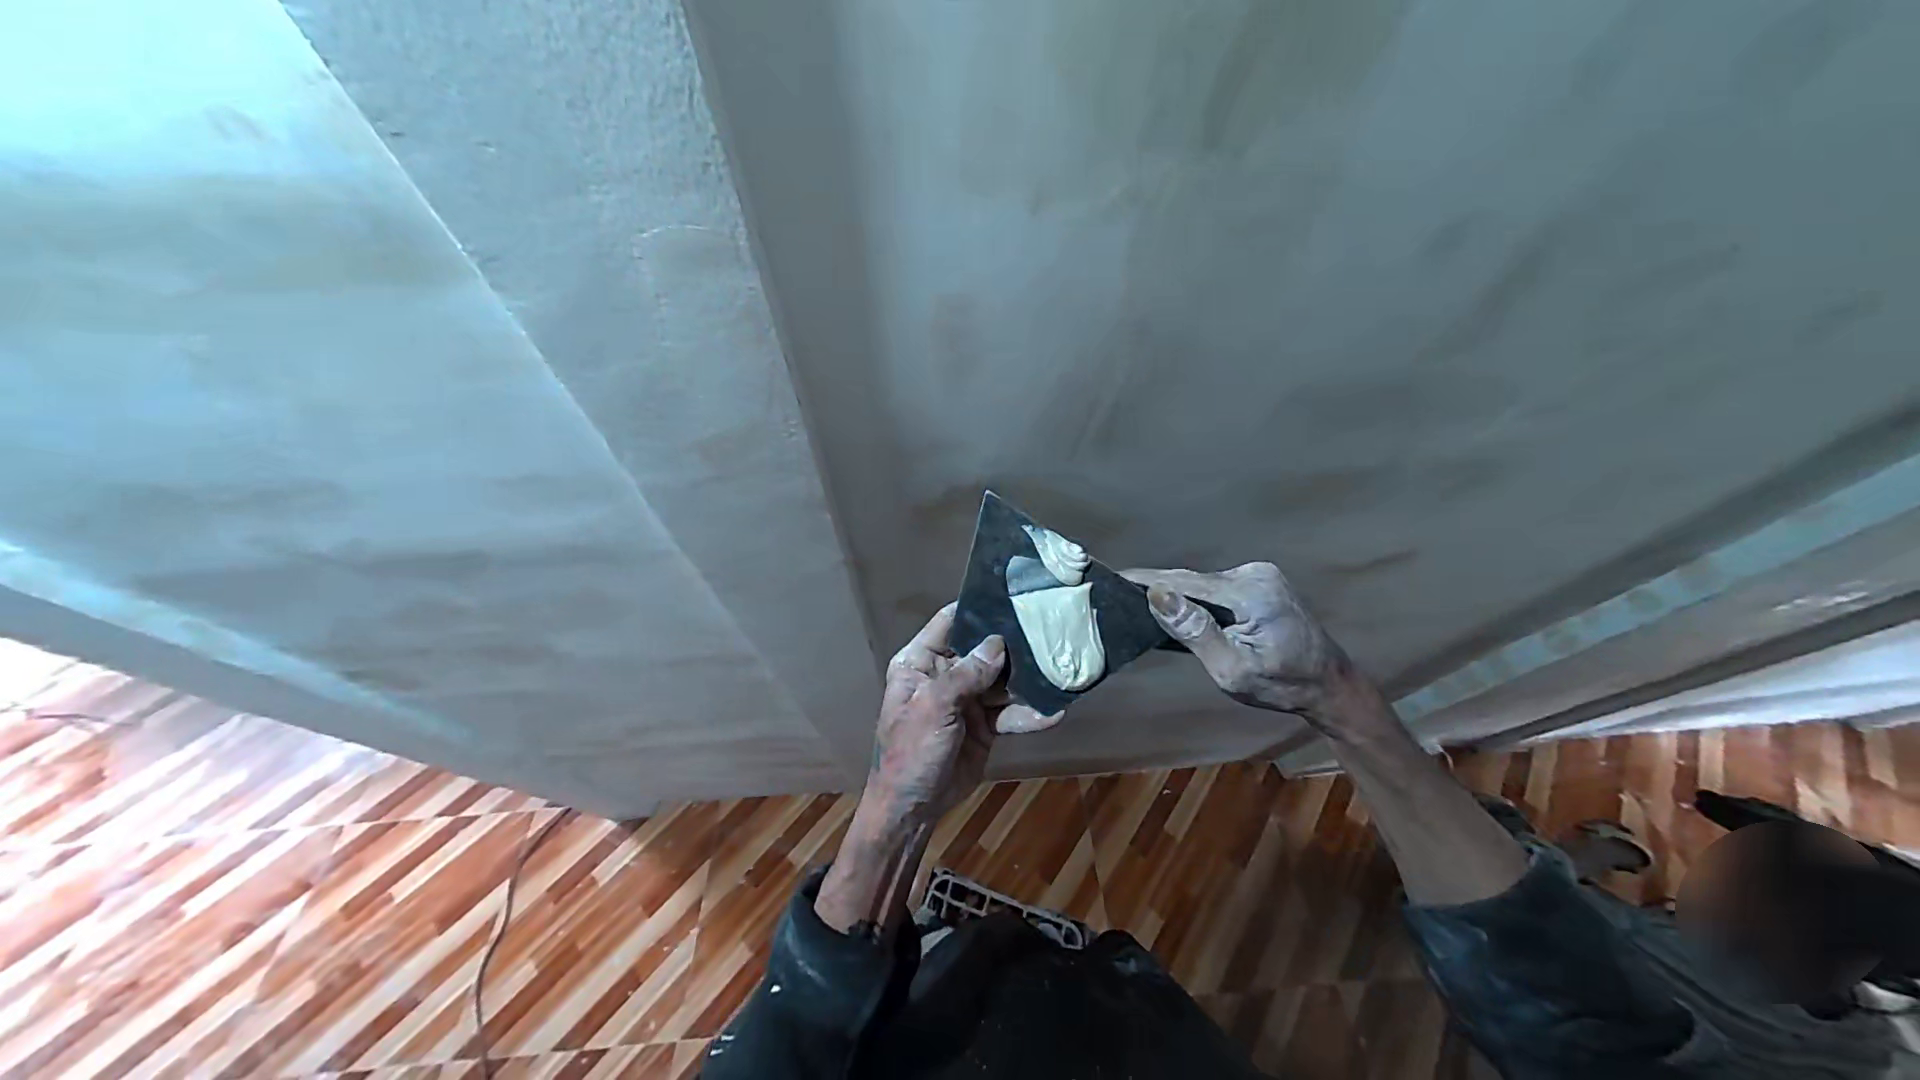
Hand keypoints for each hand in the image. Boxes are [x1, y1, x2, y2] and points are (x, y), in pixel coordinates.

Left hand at [869, 603, 1062, 821]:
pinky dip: (1029, 714)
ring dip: (1026, 680)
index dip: (976, 609)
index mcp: (920, 663)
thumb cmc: (910, 752)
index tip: (1010, 596)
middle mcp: (943, 675)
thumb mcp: (933, 708)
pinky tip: (1054, 713)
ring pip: (1001, 682)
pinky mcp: (983, 725)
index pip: (949, 623)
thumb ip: (966, 675)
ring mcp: (965, 700)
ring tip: (1059, 669)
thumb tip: (998, 644)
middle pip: (982, 650)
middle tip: (1048, 628)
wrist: (911, 809)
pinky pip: (1009, 713)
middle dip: (1011, 644)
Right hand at [1122, 562, 1354, 725]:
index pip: (1185, 582)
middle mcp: (1255, 573)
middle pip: (1193, 580)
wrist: (1328, 684)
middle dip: (1159, 589)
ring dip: (1179, 595)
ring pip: (1203, 583)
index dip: (1146, 580)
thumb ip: (1195, 632)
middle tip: (1118, 594)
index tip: (1113, 577)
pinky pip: (1216, 587)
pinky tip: (1178, 609)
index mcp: (1251, 593)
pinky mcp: (1261, 580)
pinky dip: (1196, 598)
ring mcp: (1260, 574)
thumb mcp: (1232, 670)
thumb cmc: (1281, 686)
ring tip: (1140, 603)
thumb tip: (1158, 595)